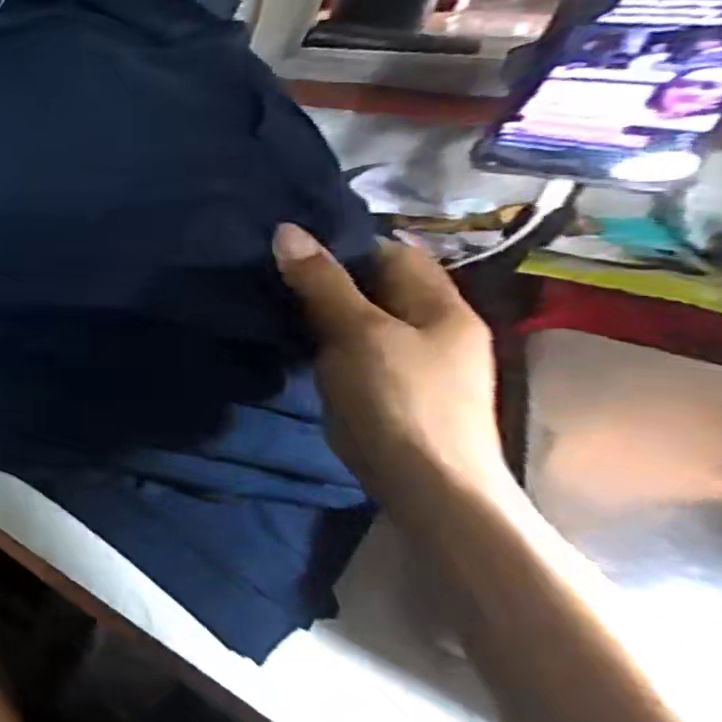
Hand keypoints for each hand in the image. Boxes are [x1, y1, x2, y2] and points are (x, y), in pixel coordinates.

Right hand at [271, 224, 508, 508]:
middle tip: (278, 278)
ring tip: (280, 310)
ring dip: (328, 316)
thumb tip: (286, 230)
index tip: (294, 251)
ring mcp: (420, 366)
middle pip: (379, 288)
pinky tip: (302, 351)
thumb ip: (321, 281)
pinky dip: (332, 347)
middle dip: (331, 281)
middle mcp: (439, 331)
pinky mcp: (398, 395)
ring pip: (366, 323)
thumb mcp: (355, 333)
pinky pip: (360, 353)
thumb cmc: (397, 400)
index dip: (346, 246)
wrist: (429, 491)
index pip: (393, 253)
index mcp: (443, 307)